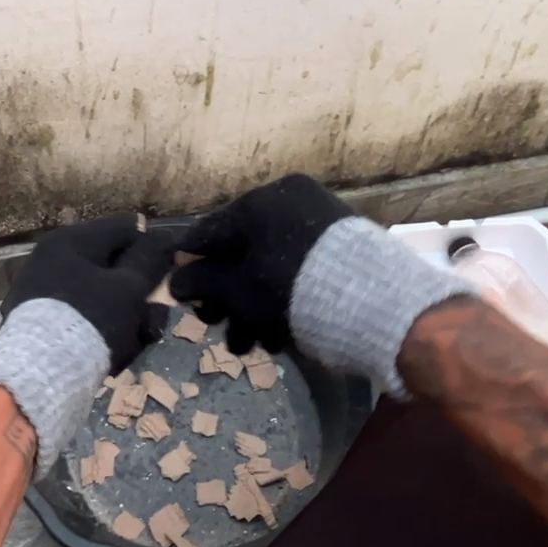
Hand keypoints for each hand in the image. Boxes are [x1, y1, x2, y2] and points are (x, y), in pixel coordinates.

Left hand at [1, 213, 176, 371]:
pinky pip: (79, 319)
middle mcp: (49, 260)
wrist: (40, 374)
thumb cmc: (90, 320)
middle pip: (109, 268)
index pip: (123, 228)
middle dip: (137, 295)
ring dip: (123, 318)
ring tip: (136, 344)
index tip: (169, 273)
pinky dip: (99, 332)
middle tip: (152, 321)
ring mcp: (38, 294)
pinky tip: (113, 356)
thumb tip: (163, 235)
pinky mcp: (35, 325)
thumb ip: (149, 260)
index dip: (151, 248)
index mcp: (69, 241)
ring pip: (97, 298)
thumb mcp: (129, 288)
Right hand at [168, 175, 351, 355]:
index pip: (208, 232)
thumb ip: (199, 282)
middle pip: (241, 253)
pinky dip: (281, 301)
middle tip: (215, 323)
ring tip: (247, 345)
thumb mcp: (235, 289)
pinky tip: (275, 337)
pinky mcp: (343, 249)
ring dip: (251, 308)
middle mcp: (288, 203)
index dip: (190, 266)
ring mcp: (319, 224)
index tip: (182, 292)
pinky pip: (297, 272)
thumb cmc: (288, 290)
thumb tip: (175, 281)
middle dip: (225, 297)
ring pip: (269, 268)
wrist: (372, 305)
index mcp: (259, 201)